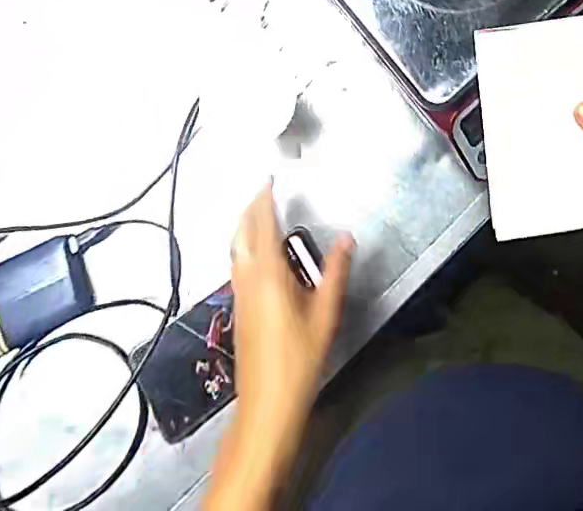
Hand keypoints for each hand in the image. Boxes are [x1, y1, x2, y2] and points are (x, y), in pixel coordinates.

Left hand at [229, 186, 352, 428]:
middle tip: (263, 192)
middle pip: (242, 232)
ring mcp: (239, 293)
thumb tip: (346, 239)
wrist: (267, 402)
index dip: (263, 199)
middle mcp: (248, 278)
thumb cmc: (298, 358)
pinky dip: (245, 245)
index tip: (268, 181)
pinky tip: (259, 253)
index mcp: (268, 273)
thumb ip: (336, 271)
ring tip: (260, 214)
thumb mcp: (326, 312)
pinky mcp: (238, 307)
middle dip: (250, 208)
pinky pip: (238, 262)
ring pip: (236, 247)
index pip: (262, 224)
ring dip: (245, 225)